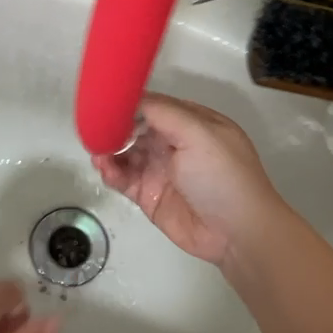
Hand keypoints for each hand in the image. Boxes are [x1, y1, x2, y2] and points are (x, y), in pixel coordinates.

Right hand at [92, 94, 288, 266]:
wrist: (236, 232)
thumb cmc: (222, 177)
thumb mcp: (199, 134)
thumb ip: (164, 113)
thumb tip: (132, 100)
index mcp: (193, 124)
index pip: (154, 106)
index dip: (131, 105)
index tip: (107, 104)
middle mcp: (175, 144)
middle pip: (135, 129)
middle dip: (115, 128)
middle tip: (96, 131)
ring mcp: (161, 170)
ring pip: (126, 154)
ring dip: (109, 150)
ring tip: (97, 153)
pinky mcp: (149, 196)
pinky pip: (124, 179)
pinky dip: (111, 172)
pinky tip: (105, 169)